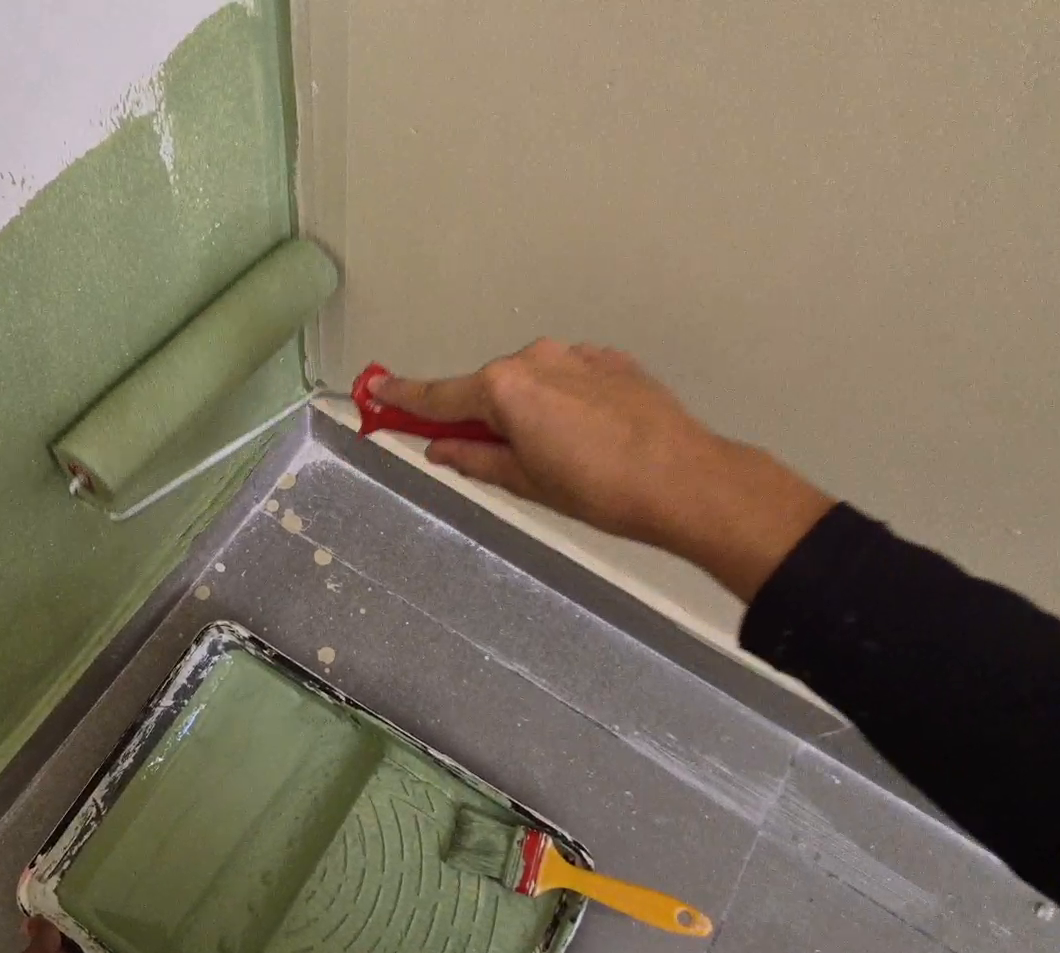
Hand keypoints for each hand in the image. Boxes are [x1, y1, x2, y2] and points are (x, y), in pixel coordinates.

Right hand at [369, 339, 834, 600]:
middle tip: (479, 452)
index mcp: (504, 388)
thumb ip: (473, 457)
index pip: (438, 395)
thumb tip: (440, 447)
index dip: (402, 398)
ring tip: (551, 453)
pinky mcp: (610, 361)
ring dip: (521, 409)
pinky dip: (558, 400)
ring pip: (527, 381)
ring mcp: (576, 355)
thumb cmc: (598, 489)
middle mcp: (534, 358)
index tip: (374, 391)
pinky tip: (581, 433)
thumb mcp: (524, 482)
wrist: (685, 479)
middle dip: (476, 415)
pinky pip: (564, 377)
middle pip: (485, 387)